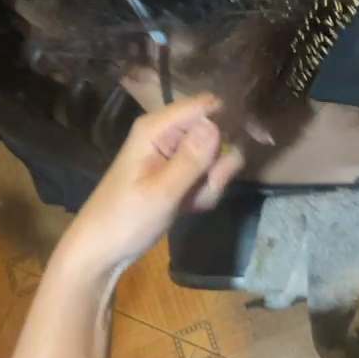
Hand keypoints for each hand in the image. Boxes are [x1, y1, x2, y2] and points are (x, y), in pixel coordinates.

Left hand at [55, 94, 245, 275]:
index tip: (256, 141)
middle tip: (205, 188)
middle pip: (217, 134)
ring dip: (211, 184)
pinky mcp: (179, 174)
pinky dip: (204, 194)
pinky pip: (207, 176)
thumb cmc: (124, 220)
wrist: (102, 252)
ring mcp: (174, 155)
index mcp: (157, 128)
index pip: (207, 106)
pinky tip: (188, 208)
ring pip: (216, 160)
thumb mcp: (161, 192)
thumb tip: (216, 124)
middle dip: (220, 165)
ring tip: (189, 203)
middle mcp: (168, 134)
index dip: (232, 120)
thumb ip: (191, 159)